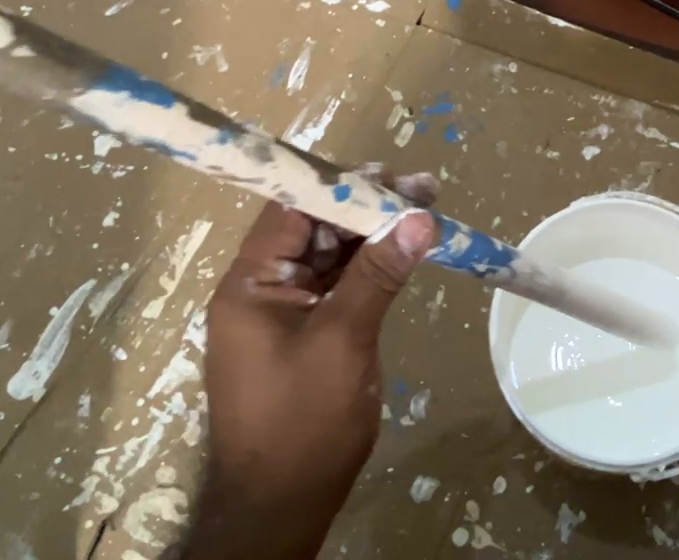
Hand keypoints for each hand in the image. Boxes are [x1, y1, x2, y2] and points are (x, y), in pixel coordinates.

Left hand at [183, 170, 438, 559]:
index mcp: (250, 283)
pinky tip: (407, 249)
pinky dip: (374, 265)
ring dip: (376, 233)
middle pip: (316, 227)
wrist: (282, 505)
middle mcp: (264, 287)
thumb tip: (420, 217)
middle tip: (423, 188)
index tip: (389, 174)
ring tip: (427, 208)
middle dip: (368, 206)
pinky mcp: (311, 330)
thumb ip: (378, 274)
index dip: (339, 186)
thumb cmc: (302, 422)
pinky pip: (342, 282)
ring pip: (334, 253)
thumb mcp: (342, 340)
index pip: (290, 211)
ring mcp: (288, 309)